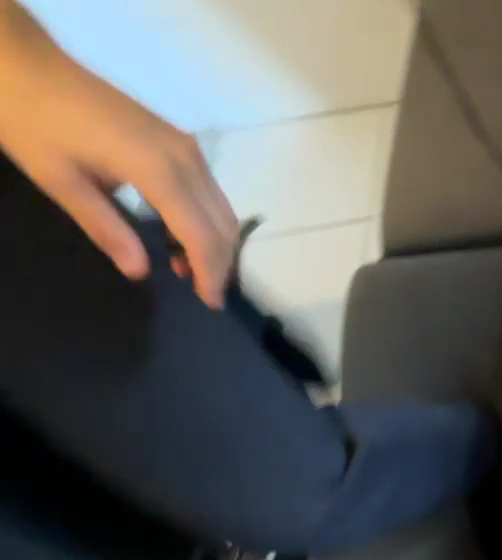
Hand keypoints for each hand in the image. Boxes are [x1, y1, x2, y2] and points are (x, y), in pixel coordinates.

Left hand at [0, 8, 238, 305]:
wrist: (19, 58)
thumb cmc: (28, 116)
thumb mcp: (56, 177)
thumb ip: (104, 227)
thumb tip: (140, 272)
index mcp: (159, 171)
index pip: (201, 234)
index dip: (210, 272)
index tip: (209, 301)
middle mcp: (188, 161)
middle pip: (223, 225)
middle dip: (220, 262)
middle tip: (205, 290)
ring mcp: (188, 149)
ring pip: (223, 210)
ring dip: (216, 242)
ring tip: (190, 265)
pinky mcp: (182, 143)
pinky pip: (211, 192)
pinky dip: (208, 220)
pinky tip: (183, 232)